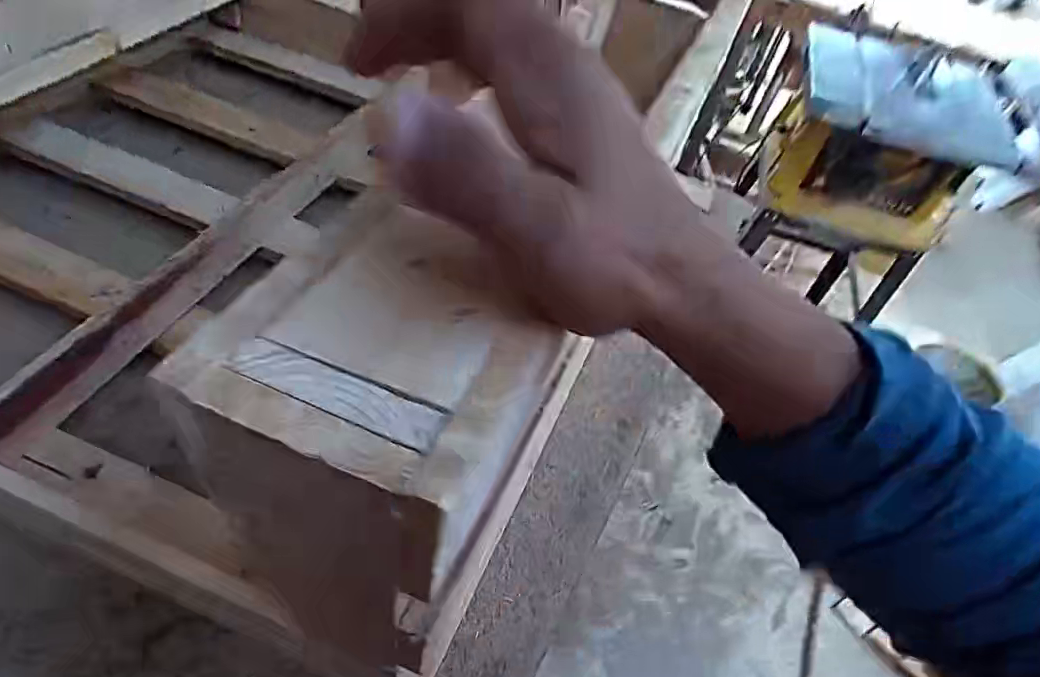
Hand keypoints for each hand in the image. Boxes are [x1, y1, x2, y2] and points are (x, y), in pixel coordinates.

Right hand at [351, 0, 863, 437]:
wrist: (683, 285)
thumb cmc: (612, 264)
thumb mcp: (534, 229)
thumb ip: (468, 175)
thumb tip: (389, 119)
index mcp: (545, 76)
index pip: (462, 7)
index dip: (400, 17)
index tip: (356, 61)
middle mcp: (566, 67)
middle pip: (483, 7)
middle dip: (419, 19)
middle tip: (374, 57)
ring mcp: (583, 94)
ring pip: (506, 35)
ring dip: (450, 41)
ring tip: (412, 74)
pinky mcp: (591, 127)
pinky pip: (523, 71)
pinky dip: (481, 73)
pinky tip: (476, 113)